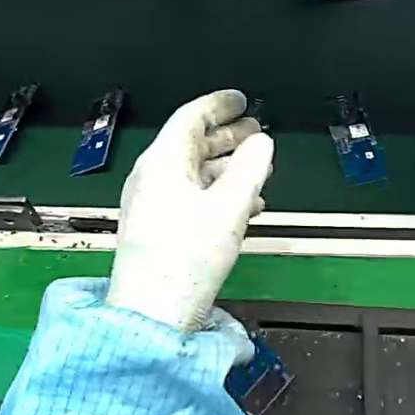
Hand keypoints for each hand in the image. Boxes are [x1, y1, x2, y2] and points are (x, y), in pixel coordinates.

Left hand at [106, 89, 274, 331]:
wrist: (153, 314)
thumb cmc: (187, 256)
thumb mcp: (229, 206)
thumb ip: (250, 168)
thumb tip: (262, 142)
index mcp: (163, 162)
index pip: (191, 116)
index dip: (219, 104)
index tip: (241, 100)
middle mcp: (153, 177)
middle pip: (193, 143)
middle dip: (229, 135)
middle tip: (257, 131)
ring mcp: (154, 203)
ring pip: (196, 171)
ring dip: (229, 167)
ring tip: (259, 169)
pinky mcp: (159, 227)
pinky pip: (192, 195)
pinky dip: (220, 192)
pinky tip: (245, 205)